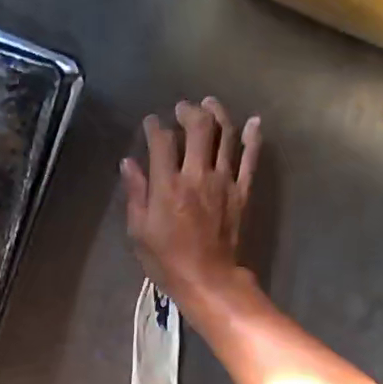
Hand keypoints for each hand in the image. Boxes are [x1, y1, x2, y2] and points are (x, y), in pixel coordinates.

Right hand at [120, 97, 260, 303]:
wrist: (207, 279)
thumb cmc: (166, 261)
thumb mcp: (139, 231)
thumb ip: (136, 194)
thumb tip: (129, 163)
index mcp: (168, 186)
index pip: (162, 142)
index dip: (155, 127)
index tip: (150, 123)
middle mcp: (197, 175)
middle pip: (198, 128)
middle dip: (189, 112)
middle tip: (182, 108)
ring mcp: (224, 181)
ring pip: (225, 135)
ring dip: (217, 114)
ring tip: (209, 104)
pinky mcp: (242, 192)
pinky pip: (250, 158)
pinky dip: (253, 137)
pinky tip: (253, 122)